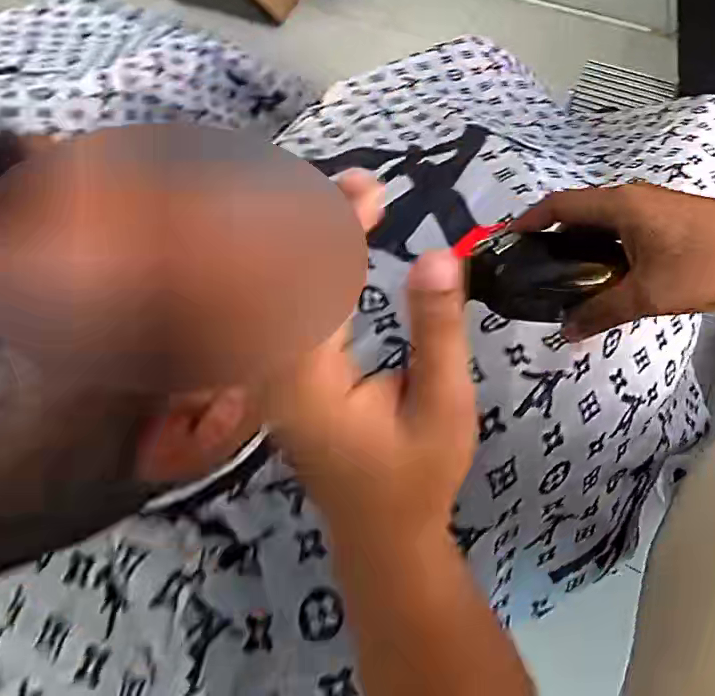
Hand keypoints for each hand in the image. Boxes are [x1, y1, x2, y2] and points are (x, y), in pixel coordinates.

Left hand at [267, 176, 476, 541]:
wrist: (383, 530)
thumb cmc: (420, 472)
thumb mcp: (443, 403)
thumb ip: (437, 329)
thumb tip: (439, 254)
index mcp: (305, 381)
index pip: (308, 285)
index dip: (336, 230)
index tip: (375, 193)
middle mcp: (273, 371)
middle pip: (272, 276)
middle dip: (314, 220)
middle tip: (365, 184)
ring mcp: (272, 373)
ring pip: (271, 287)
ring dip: (306, 236)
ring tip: (351, 197)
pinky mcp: (285, 372)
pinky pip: (284, 302)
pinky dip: (307, 262)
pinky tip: (334, 239)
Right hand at [506, 184, 714, 340]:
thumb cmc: (703, 262)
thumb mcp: (649, 294)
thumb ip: (603, 311)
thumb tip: (565, 330)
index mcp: (619, 204)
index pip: (559, 204)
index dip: (529, 221)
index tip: (508, 243)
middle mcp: (631, 196)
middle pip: (579, 211)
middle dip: (553, 238)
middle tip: (535, 271)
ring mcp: (651, 204)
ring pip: (604, 221)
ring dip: (583, 244)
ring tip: (566, 278)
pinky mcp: (667, 215)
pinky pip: (624, 226)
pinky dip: (607, 245)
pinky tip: (609, 274)